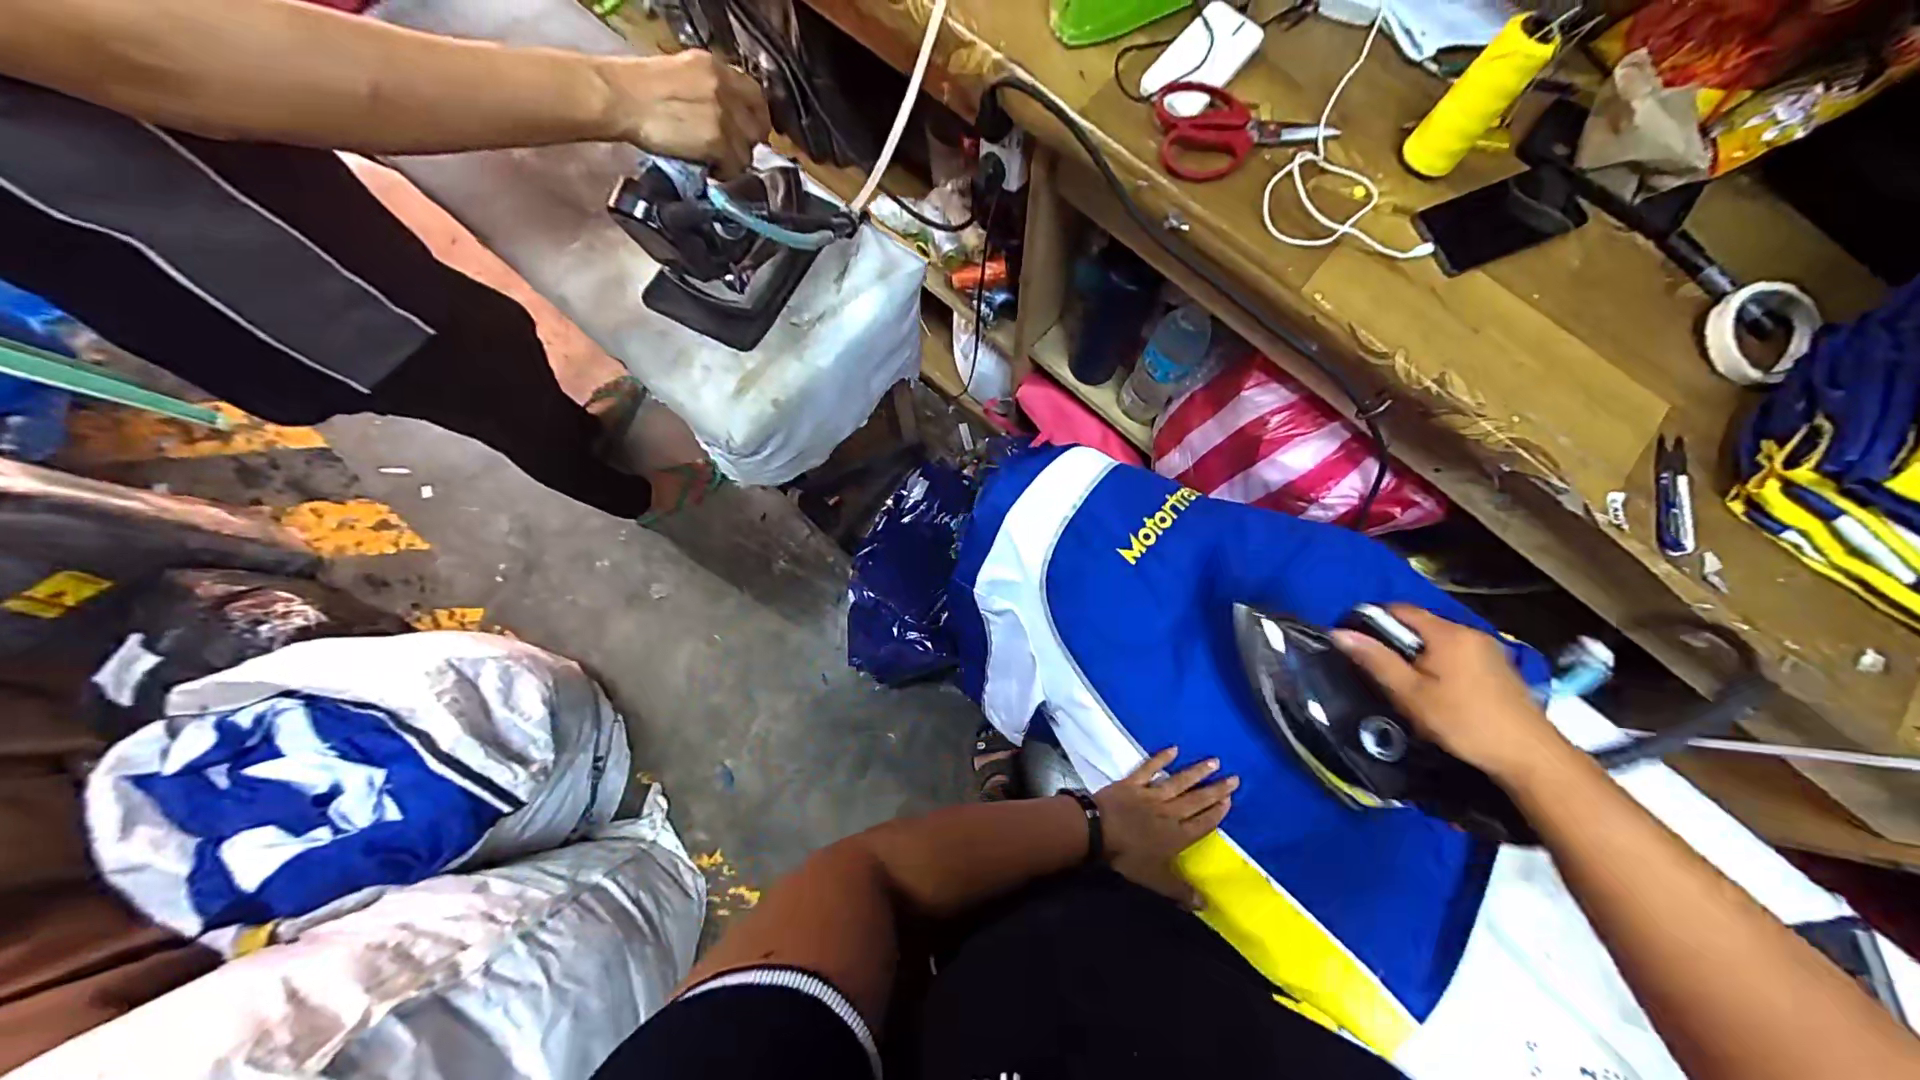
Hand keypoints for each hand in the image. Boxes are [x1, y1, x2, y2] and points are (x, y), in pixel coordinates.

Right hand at [598, 51, 769, 176]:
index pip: (755, 94)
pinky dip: (726, 173)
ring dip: (736, 161)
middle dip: (748, 143)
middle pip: (757, 126)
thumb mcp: (681, 74)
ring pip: (748, 150)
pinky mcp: (718, 140)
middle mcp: (724, 87)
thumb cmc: (636, 88)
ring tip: (717, 162)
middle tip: (733, 152)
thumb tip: (725, 113)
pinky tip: (711, 170)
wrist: (618, 98)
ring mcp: (723, 115)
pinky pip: (735, 166)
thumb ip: (709, 90)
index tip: (750, 131)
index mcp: (714, 66)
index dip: (757, 117)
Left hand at [1092, 746, 1236, 909]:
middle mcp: (1169, 812)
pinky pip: (1150, 768)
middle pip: (1197, 800)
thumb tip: (1205, 906)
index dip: (1217, 813)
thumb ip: (1180, 892)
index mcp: (1177, 836)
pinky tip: (1174, 749)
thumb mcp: (1155, 881)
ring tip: (1214, 761)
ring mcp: (1151, 794)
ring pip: (1179, 781)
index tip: (1230, 801)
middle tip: (1234, 778)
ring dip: (1197, 771)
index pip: (1203, 823)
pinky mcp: (1133, 783)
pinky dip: (1161, 758)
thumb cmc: (1126, 857)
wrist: (1097, 831)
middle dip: (1217, 790)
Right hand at [1330, 605, 1575, 787]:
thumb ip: (1375, 659)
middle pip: (1419, 624)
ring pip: (1437, 641)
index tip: (1354, 643)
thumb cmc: (1463, 722)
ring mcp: (1488, 650)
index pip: (1398, 609)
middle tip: (1378, 671)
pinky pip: (1456, 654)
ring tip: (1404, 684)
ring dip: (1416, 655)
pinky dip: (1438, 664)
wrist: (1530, 756)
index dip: (1371, 620)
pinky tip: (1435, 691)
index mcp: (1447, 633)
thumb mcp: (1410, 693)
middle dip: (1394, 642)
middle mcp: (1470, 633)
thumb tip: (1338, 633)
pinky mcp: (1499, 668)